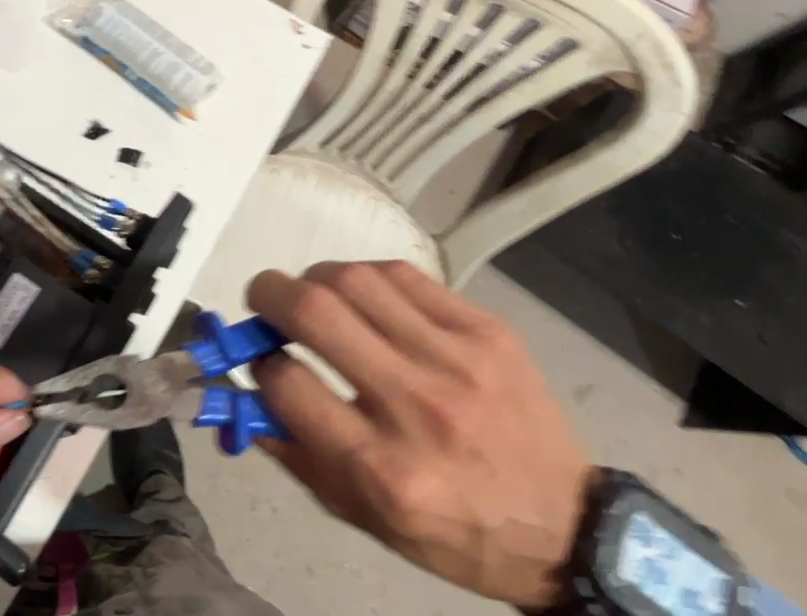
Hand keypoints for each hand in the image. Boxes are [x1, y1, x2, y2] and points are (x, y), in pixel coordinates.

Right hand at [246, 263, 591, 610]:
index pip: (287, 382)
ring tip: (314, 296)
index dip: (259, 363)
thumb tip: (240, 392)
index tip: (263, 362)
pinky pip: (404, 276)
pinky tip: (364, 298)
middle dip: (269, 295)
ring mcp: (459, 362)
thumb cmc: (450, 531)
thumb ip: (291, 451)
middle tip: (263, 301)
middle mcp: (418, 408)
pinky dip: (366, 277)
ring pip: (355, 280)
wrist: (566, 528)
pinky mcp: (488, 332)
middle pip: (315, 313)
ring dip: (315, 279)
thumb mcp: (359, 514)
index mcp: (382, 469)